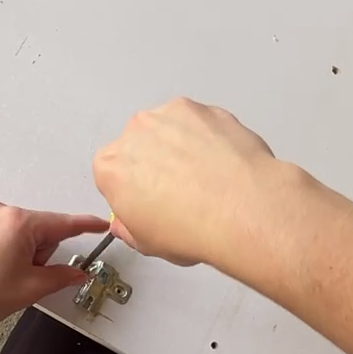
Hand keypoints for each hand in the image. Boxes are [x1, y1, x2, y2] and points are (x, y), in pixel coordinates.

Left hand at [0, 202, 108, 340]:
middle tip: (20, 278)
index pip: (63, 223)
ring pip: (12, 232)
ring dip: (14, 252)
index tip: (98, 224)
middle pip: (36, 229)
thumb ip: (60, 277)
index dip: (85, 226)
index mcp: (18, 223)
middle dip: (36, 253)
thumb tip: (74, 273)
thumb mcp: (28, 290)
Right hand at [93, 98, 288, 267]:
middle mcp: (135, 133)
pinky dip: (208, 138)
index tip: (148, 202)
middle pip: (140, 147)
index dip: (132, 190)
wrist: (241, 209)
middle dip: (156, 164)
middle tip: (180, 192)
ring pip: (170, 130)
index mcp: (111, 167)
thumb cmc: (193, 227)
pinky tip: (222, 165)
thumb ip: (128, 228)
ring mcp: (169, 116)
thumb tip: (128, 224)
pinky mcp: (202, 109)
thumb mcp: (146, 244)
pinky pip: (199, 124)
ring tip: (206, 178)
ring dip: (182, 148)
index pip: (112, 174)